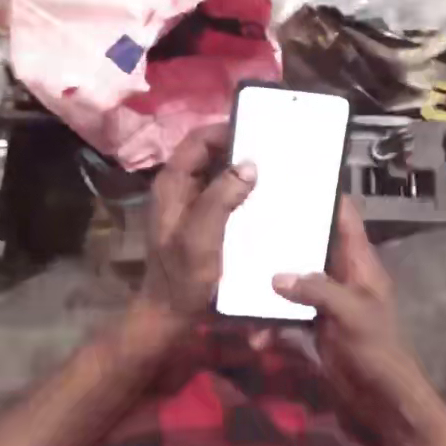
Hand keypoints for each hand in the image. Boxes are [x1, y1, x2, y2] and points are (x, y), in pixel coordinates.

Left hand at [138, 123, 256, 323]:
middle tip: (274, 149)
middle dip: (239, 147)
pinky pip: (223, 194)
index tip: (261, 131)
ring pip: (217, 173)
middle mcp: (179, 189)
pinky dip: (242, 190)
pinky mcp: (202, 222)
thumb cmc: (183, 277)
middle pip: (209, 154)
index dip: (226, 130)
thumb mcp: (201, 237)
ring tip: (275, 168)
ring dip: (242, 170)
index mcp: (172, 185)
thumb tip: (249, 164)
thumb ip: (221, 198)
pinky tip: (265, 197)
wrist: (170, 315)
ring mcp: (189, 205)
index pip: (198, 140)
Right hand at [273, 200, 445, 445]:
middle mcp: (342, 276)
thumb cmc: (378, 350)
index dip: (327, 196)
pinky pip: (287, 314)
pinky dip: (271, 324)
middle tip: (249, 217)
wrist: (382, 401)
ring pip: (294, 280)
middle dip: (285, 234)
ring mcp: (327, 301)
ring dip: (270, 284)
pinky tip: (256, 338)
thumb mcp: (352, 314)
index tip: (296, 176)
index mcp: (360, 264)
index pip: (346, 218)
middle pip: (312, 245)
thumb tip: (275, 276)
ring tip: (238, 276)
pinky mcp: (314, 326)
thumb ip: (317, 290)